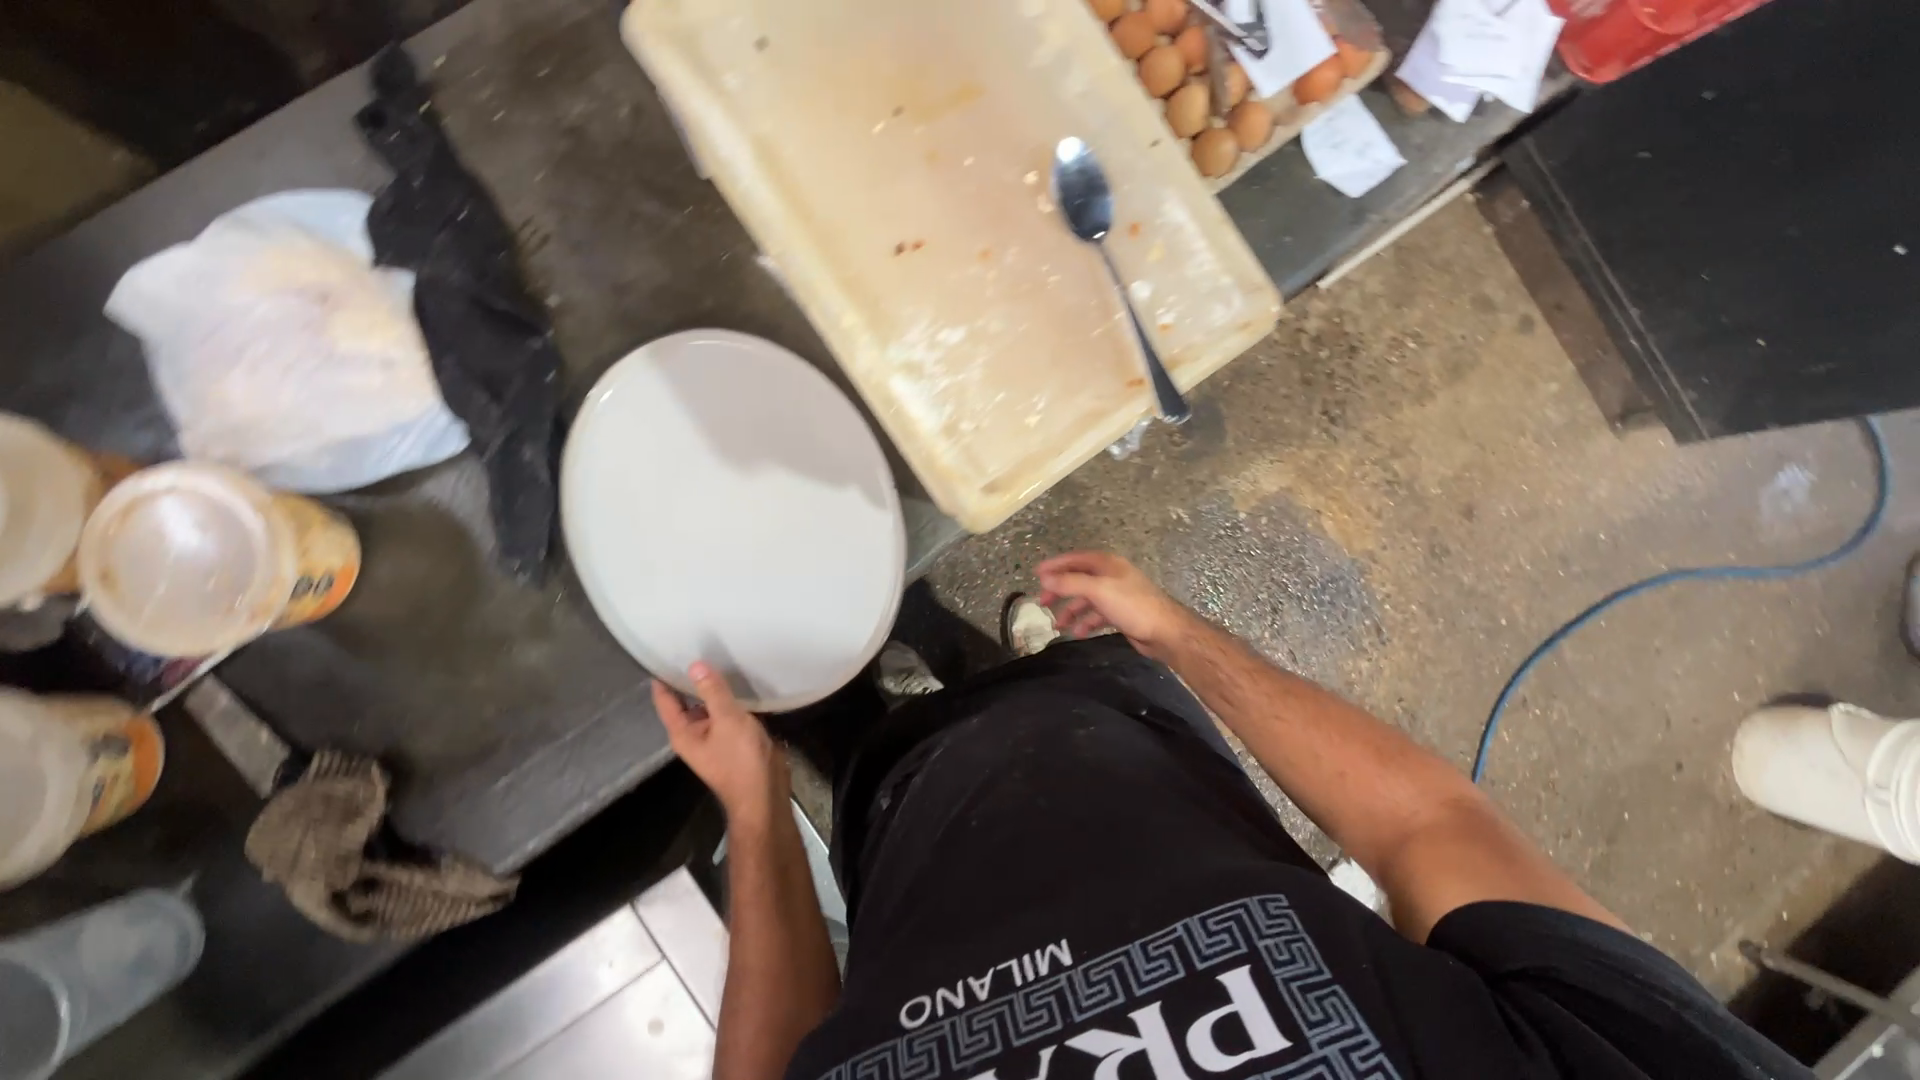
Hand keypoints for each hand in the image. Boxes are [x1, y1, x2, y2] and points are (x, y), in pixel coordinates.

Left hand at [652, 662, 786, 824]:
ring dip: (714, 688)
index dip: (664, 676)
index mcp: (682, 732)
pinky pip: (727, 713)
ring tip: (720, 657)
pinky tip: (741, 681)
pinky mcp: (734, 738)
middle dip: (692, 678)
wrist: (764, 793)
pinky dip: (731, 699)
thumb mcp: (727, 719)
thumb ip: (712, 691)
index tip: (668, 650)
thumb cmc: (740, 758)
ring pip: (709, 706)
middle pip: (686, 700)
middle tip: (699, 646)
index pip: (665, 699)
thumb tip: (695, 664)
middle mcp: (694, 733)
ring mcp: (714, 737)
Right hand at [1034, 551, 1193, 660]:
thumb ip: (1069, 583)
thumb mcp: (1097, 591)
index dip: (1055, 565)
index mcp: (1106, 564)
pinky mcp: (1120, 613)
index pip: (1075, 559)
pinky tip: (1078, 632)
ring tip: (1058, 625)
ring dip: (1071, 611)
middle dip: (1060, 591)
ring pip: (1086, 600)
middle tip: (1043, 602)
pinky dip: (1086, 622)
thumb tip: (1044, 579)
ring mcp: (1116, 595)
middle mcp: (1111, 576)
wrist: (1164, 631)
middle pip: (1078, 579)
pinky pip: (1096, 615)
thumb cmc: (1132, 605)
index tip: (1036, 574)